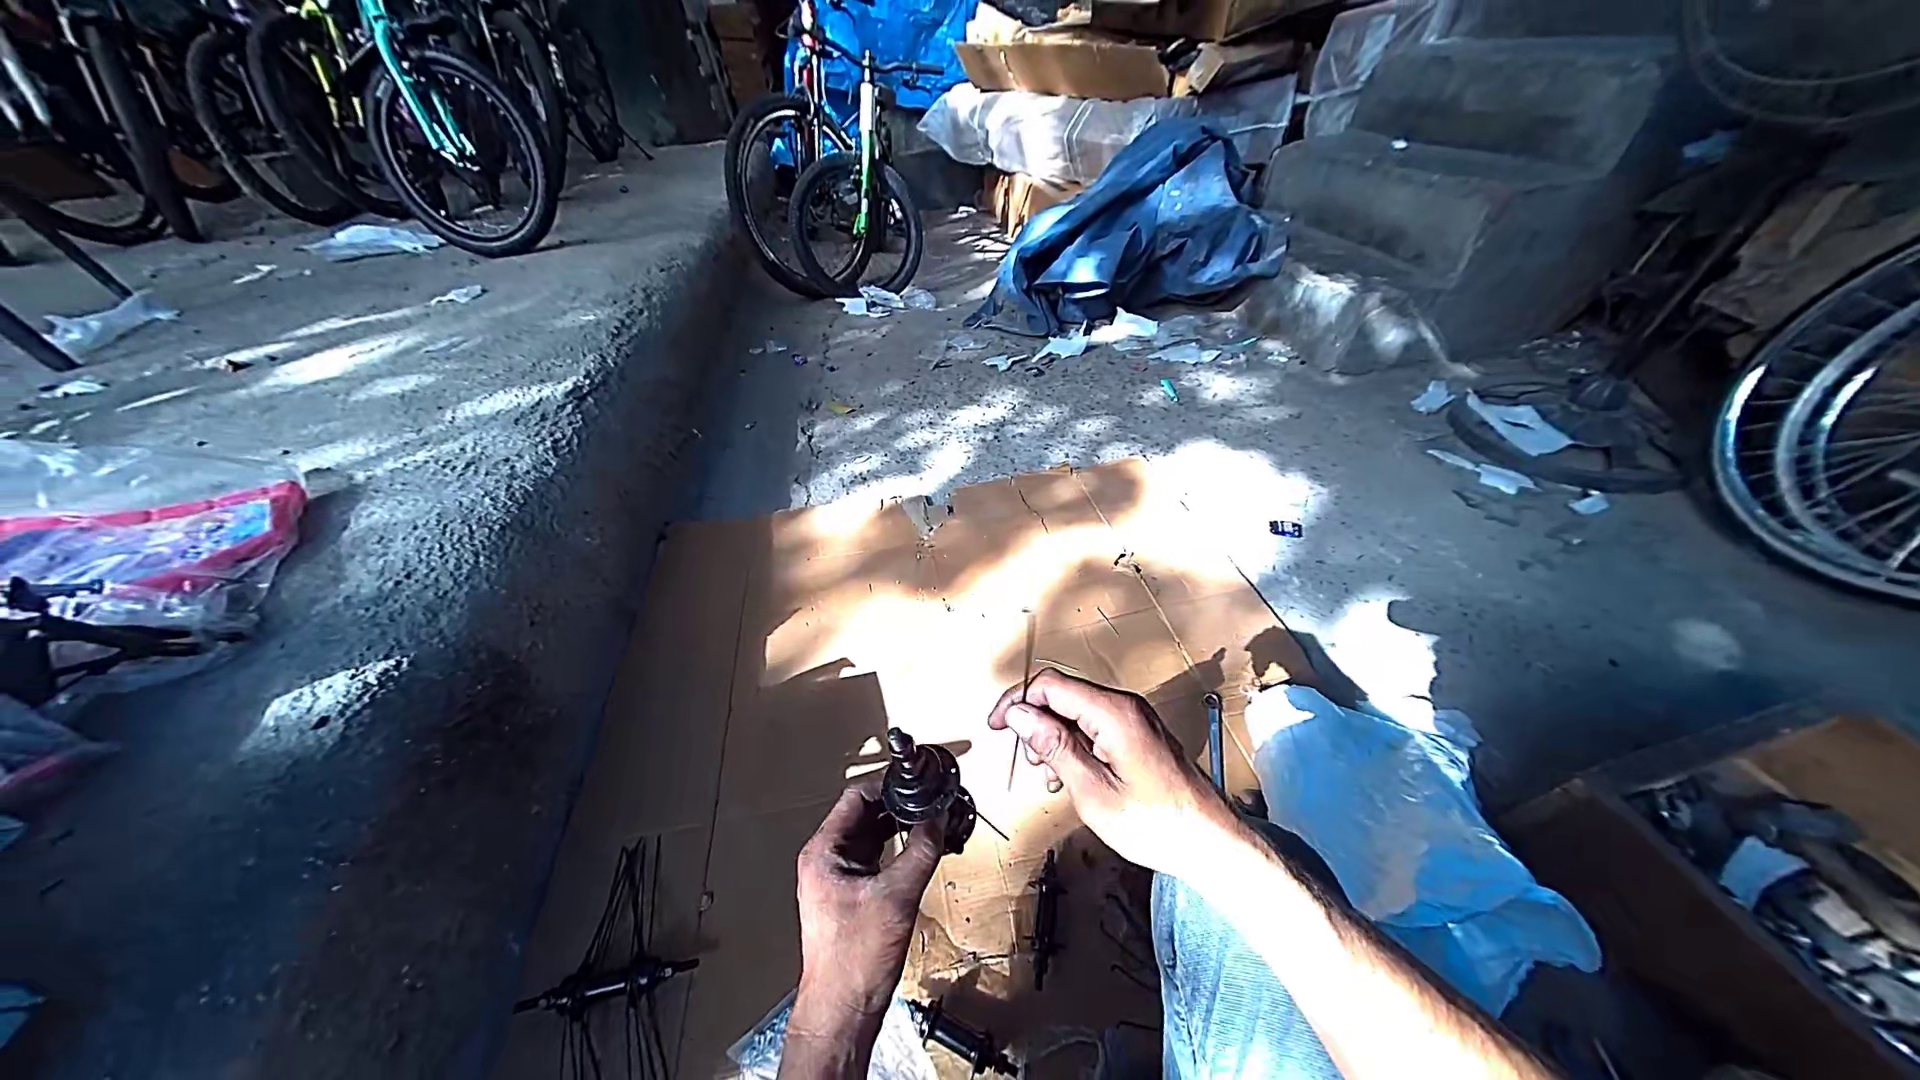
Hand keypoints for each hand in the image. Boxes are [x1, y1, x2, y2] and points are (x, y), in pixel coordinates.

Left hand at [789, 773, 944, 1039]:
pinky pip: (876, 857)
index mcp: (824, 852)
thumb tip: (937, 819)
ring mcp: (838, 876)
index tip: (912, 783)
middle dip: (897, 807)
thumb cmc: (853, 961)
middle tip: (926, 800)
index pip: (855, 798)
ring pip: (871, 836)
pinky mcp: (851, 893)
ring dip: (898, 828)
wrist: (843, 1011)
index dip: (885, 787)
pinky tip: (919, 849)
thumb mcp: (897, 895)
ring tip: (927, 821)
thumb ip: (921, 850)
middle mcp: (826, 860)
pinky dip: (897, 849)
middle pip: (864, 815)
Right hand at [987, 669, 1243, 881]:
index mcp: (1113, 714)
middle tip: (1027, 757)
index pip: (1050, 685)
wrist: (1210, 843)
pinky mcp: (1137, 732)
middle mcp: (1125, 707)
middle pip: (1062, 694)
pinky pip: (1093, 724)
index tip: (998, 725)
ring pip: (1075, 710)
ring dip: (1053, 735)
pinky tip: (1070, 774)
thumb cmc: (1159, 824)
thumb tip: (1020, 715)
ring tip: (1050, 773)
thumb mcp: (1092, 791)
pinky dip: (1073, 742)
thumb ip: (1053, 747)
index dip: (1017, 701)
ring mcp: (1133, 718)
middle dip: (1035, 721)